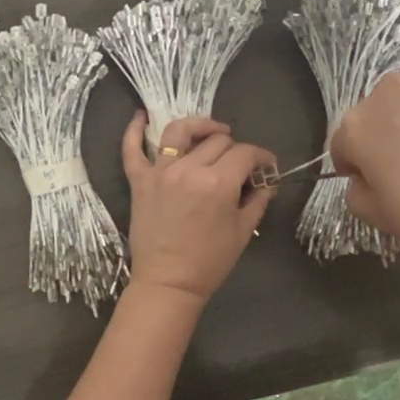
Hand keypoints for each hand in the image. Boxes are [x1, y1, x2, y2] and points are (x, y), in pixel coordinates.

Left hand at [121, 113, 275, 304]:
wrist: (168, 282)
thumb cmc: (209, 261)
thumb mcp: (242, 231)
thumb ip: (256, 200)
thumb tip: (265, 183)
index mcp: (218, 182)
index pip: (245, 153)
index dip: (262, 157)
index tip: (267, 166)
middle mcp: (188, 169)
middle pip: (217, 141)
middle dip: (235, 148)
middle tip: (240, 163)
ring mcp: (160, 173)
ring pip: (179, 132)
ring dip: (198, 126)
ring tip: (210, 131)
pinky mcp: (139, 181)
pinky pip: (132, 150)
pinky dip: (134, 131)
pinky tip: (141, 117)